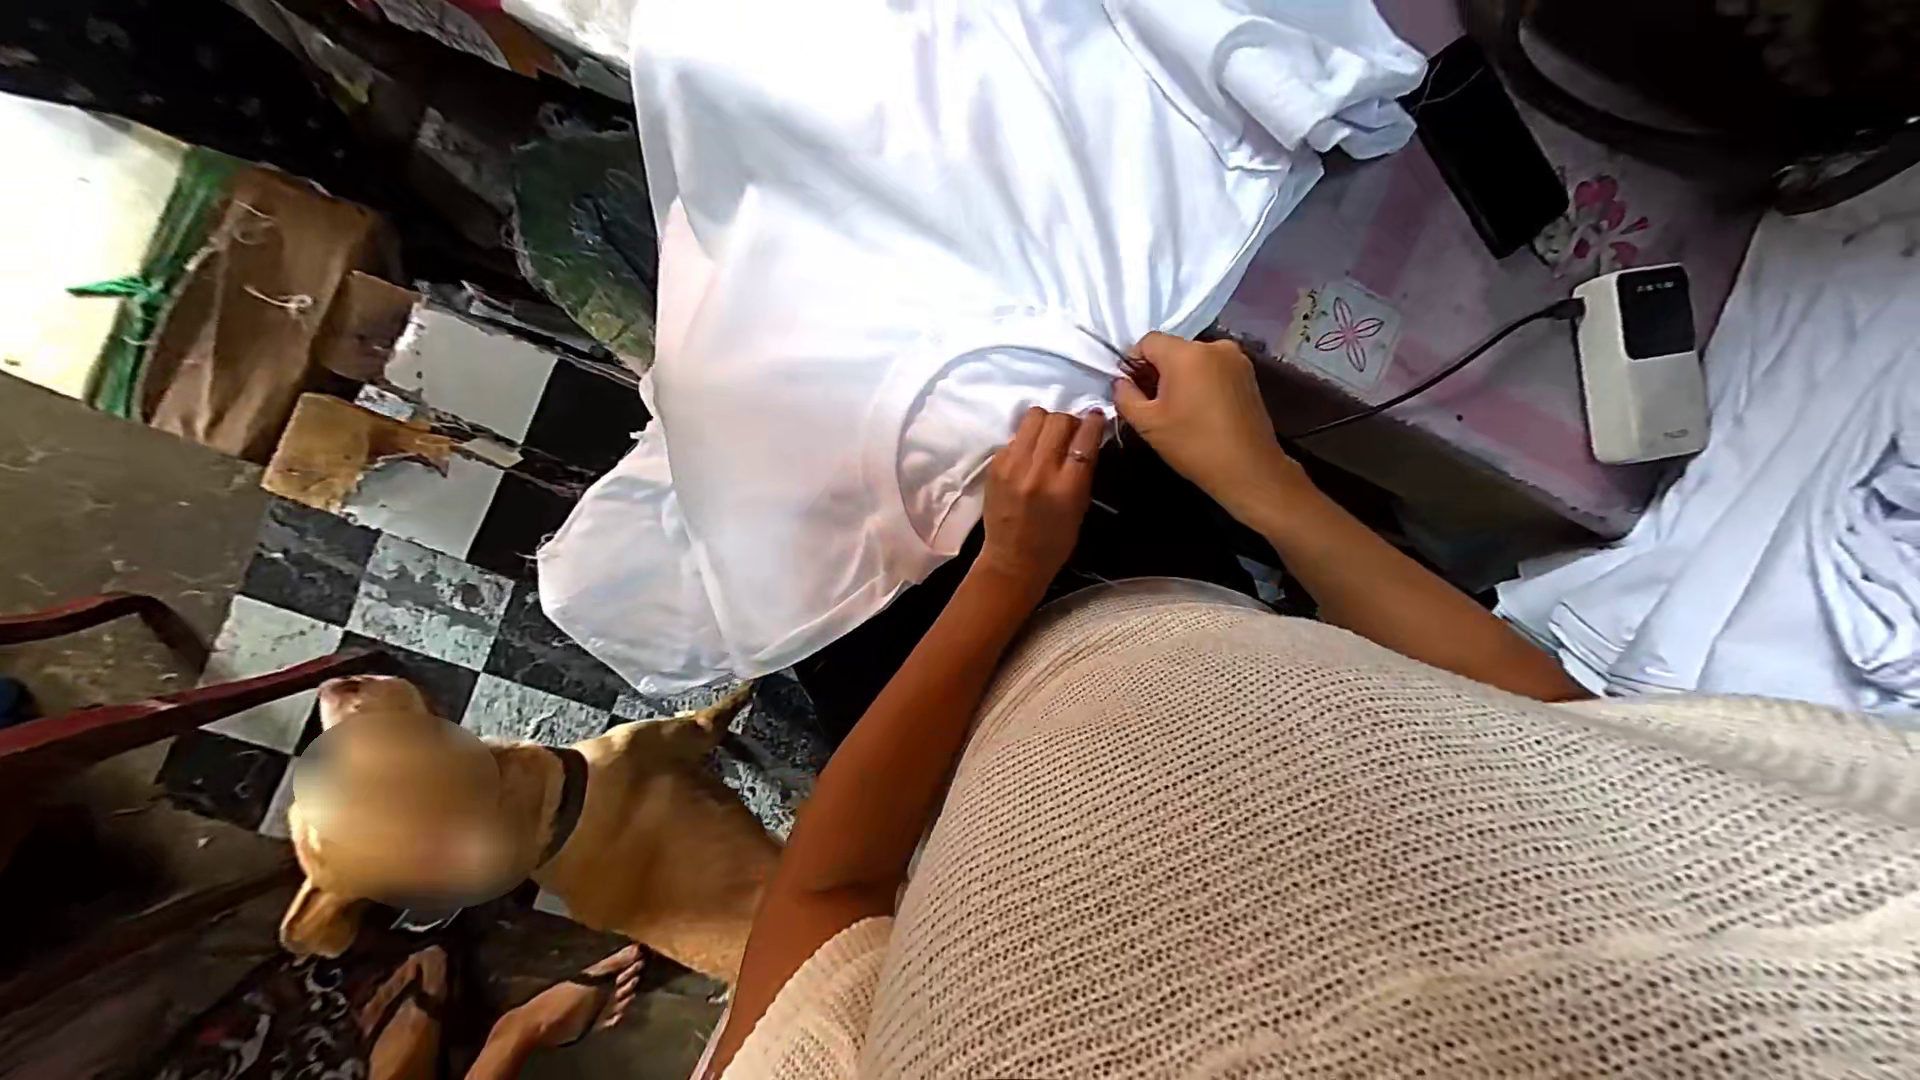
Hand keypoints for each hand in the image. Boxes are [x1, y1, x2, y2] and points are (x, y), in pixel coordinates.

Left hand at [514, 944, 643, 1047]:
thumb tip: (637, 946)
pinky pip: (609, 1019)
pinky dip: (616, 1017)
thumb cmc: (567, 997)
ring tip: (634, 994)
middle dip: (633, 976)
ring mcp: (595, 1006)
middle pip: (621, 980)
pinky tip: (621, 1015)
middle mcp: (599, 988)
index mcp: (600, 974)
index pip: (622, 963)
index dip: (634, 959)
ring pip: (617, 999)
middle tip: (644, 972)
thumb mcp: (594, 977)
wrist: (539, 1024)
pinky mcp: (591, 1024)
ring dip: (626, 997)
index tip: (647, 955)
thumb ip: (616, 963)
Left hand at [975, 407, 1104, 591]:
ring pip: (1034, 417)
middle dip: (1070, 421)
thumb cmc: (1054, 541)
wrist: (1012, 560)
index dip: (1094, 422)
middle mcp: (1038, 471)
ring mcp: (1012, 466)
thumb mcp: (1080, 507)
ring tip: (1048, 438)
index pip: (1085, 437)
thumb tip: (1088, 436)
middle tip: (1071, 432)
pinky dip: (1026, 440)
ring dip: (1046, 422)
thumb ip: (1084, 470)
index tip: (1096, 417)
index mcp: (1066, 486)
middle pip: (1059, 420)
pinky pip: (1015, 436)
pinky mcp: (995, 466)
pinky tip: (1028, 456)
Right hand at [1114, 332, 1302, 520]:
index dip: (1133, 363)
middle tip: (1152, 405)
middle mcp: (1214, 346)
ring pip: (1193, 360)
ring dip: (1180, 378)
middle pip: (1172, 349)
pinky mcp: (1248, 374)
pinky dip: (1200, 383)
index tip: (1132, 390)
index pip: (1148, 341)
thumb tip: (1121, 382)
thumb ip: (1125, 396)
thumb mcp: (1147, 423)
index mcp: (1186, 354)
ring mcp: (1236, 359)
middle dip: (1157, 372)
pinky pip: (1212, 369)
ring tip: (1178, 411)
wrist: (1247, 468)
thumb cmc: (1192, 444)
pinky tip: (1199, 410)